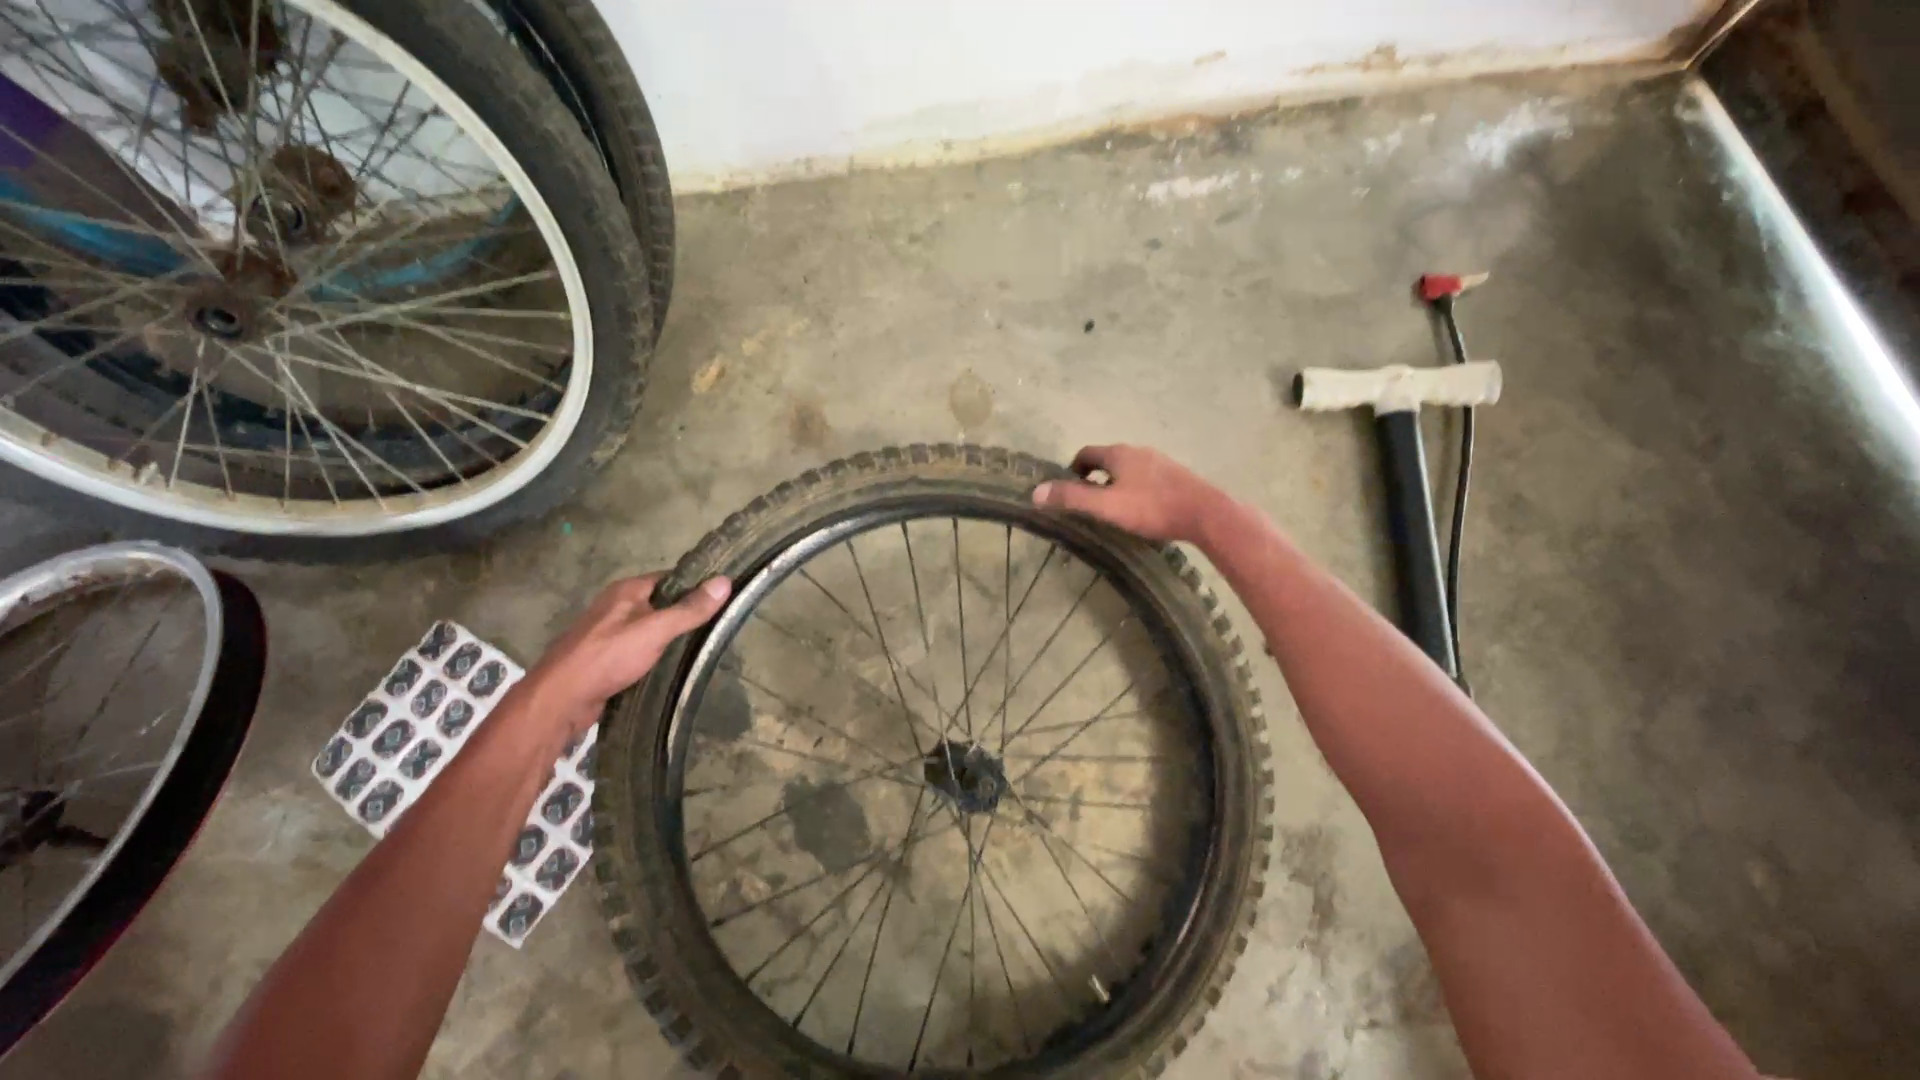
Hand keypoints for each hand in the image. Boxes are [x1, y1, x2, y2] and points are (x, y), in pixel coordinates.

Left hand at [517, 573, 730, 731]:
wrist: (561, 699)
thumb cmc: (608, 657)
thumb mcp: (655, 630)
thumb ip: (690, 609)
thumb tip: (725, 581)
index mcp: (627, 590)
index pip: (671, 578)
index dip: (696, 585)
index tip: (725, 598)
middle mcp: (617, 606)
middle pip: (661, 604)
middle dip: (686, 615)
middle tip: (720, 627)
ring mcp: (609, 633)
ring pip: (651, 629)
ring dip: (672, 638)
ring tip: (705, 648)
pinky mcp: (607, 659)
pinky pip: (640, 651)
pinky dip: (657, 656)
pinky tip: (675, 667)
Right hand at [1031, 445, 1223, 543]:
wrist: (1205, 512)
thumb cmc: (1151, 507)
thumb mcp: (1106, 506)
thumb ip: (1072, 498)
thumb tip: (1036, 491)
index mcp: (1118, 454)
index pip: (1086, 453)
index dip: (1073, 469)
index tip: (1068, 489)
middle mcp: (1138, 451)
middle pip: (1108, 460)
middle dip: (1094, 477)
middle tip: (1088, 502)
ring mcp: (1160, 462)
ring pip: (1129, 469)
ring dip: (1116, 483)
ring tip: (1113, 508)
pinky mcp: (1176, 476)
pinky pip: (1147, 478)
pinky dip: (1136, 489)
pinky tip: (1141, 510)